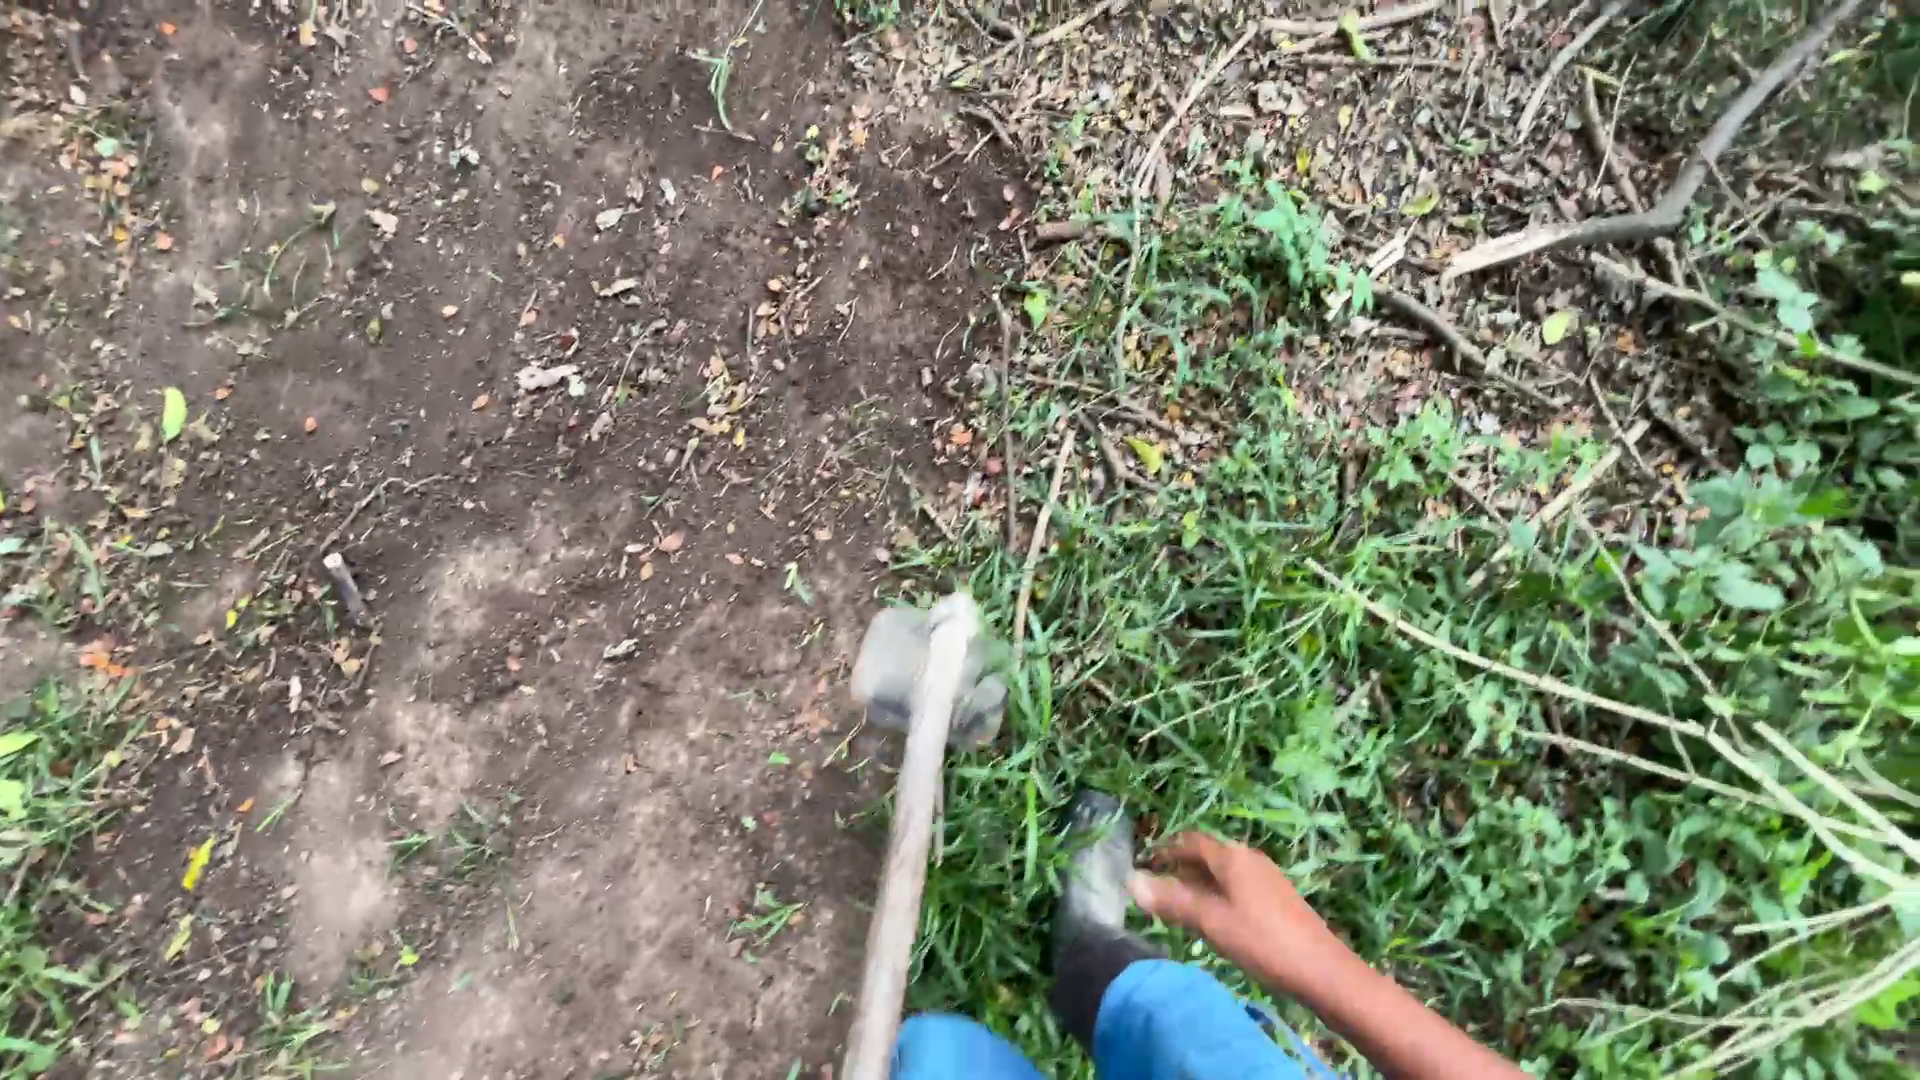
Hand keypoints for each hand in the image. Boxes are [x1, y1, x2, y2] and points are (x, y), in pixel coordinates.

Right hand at [1127, 832, 1347, 996]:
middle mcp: (1249, 857)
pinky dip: (1218, 892)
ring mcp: (1266, 876)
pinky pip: (1237, 884)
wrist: (1324, 971)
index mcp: (1232, 856)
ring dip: (1199, 881)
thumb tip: (1130, 880)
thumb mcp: (1211, 922)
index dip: (1165, 850)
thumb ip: (1171, 900)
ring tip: (1181, 904)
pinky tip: (1215, 917)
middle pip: (1206, 854)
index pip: (1190, 841)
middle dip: (1180, 866)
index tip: (1144, 864)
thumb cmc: (1262, 941)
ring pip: (1223, 871)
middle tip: (1158, 886)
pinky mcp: (1277, 896)